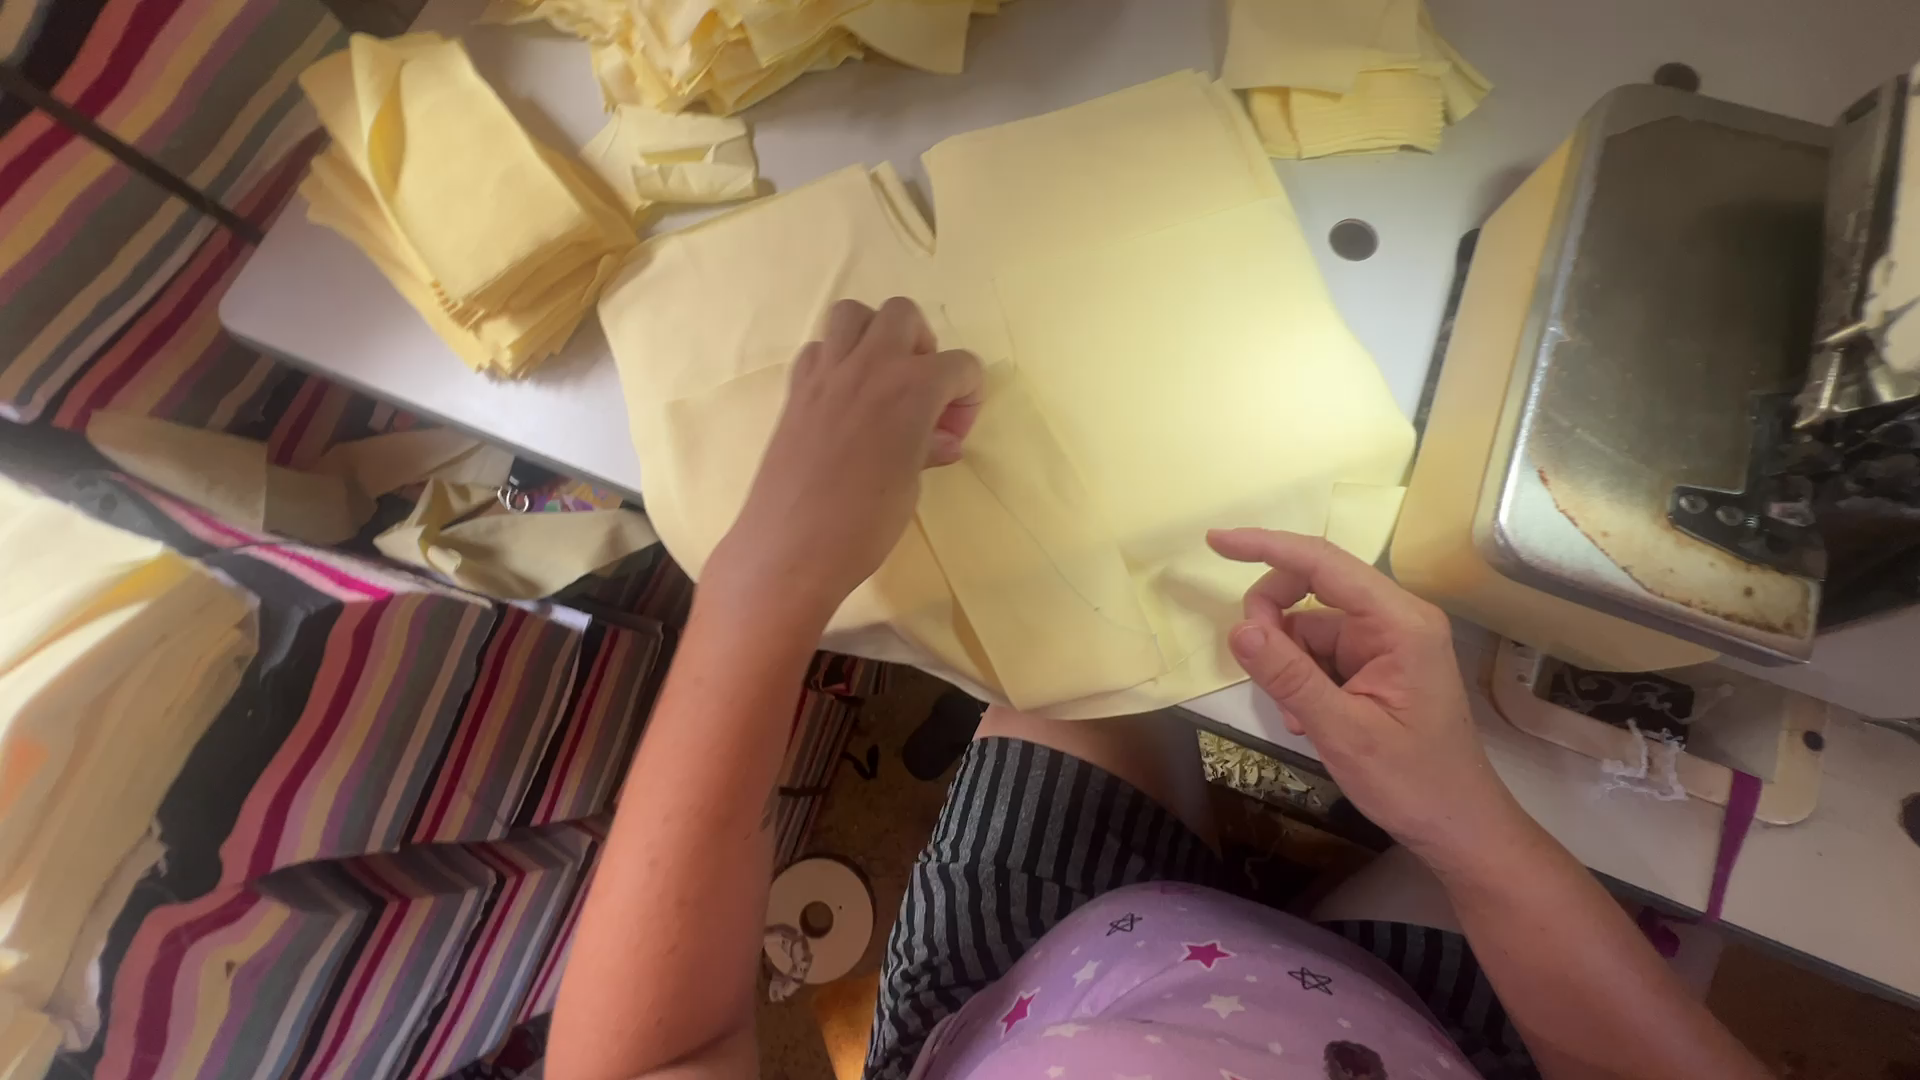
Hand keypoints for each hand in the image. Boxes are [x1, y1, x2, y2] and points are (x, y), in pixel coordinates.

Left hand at [705, 298, 982, 621]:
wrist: (790, 548)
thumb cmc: (864, 526)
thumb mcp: (911, 487)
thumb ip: (927, 448)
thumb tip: (941, 440)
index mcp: (912, 389)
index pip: (961, 365)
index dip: (968, 397)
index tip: (954, 433)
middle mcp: (870, 366)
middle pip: (904, 315)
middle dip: (924, 346)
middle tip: (922, 392)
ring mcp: (826, 373)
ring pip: (853, 313)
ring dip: (876, 336)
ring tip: (881, 381)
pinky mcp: (795, 390)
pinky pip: (819, 349)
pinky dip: (837, 361)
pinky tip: (843, 401)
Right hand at [1207, 528, 1532, 869]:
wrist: (1458, 828)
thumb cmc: (1413, 783)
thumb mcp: (1342, 732)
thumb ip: (1288, 676)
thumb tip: (1238, 630)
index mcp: (1398, 622)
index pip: (1321, 563)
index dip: (1265, 546)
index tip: (1214, 542)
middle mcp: (1392, 618)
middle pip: (1308, 585)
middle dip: (1271, 618)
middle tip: (1257, 667)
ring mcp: (1381, 640)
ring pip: (1303, 622)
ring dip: (1284, 660)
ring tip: (1296, 714)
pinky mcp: (1371, 661)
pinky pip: (1313, 649)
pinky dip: (1296, 676)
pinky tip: (1306, 718)